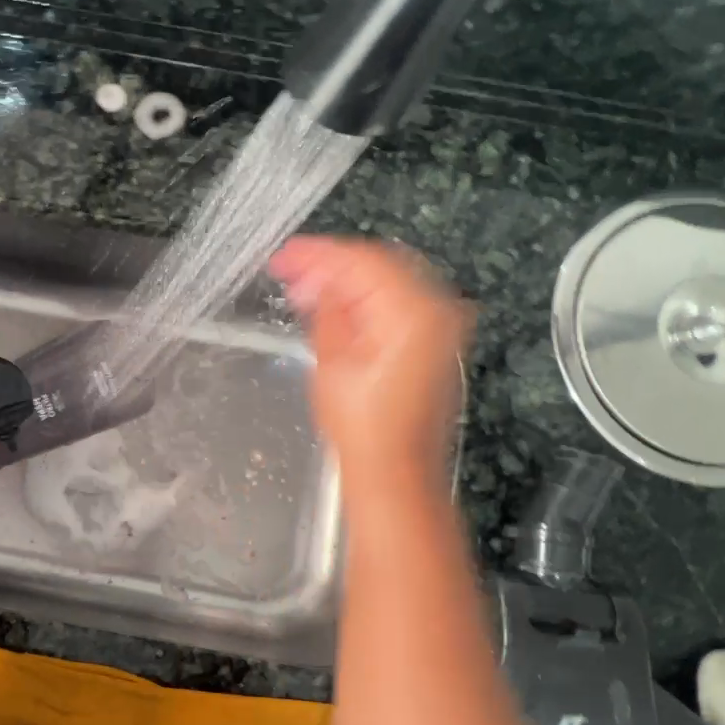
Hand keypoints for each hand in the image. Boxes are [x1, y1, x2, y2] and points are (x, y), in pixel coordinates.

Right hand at [268, 237, 470, 486]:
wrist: (394, 470)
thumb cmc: (363, 427)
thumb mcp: (331, 362)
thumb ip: (327, 311)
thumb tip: (318, 283)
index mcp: (412, 313)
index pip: (362, 262)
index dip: (318, 254)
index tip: (284, 256)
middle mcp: (436, 312)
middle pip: (380, 265)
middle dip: (331, 264)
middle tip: (289, 270)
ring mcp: (440, 326)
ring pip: (388, 280)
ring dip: (345, 280)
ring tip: (303, 288)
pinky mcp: (434, 341)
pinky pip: (397, 301)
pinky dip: (363, 298)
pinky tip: (333, 307)